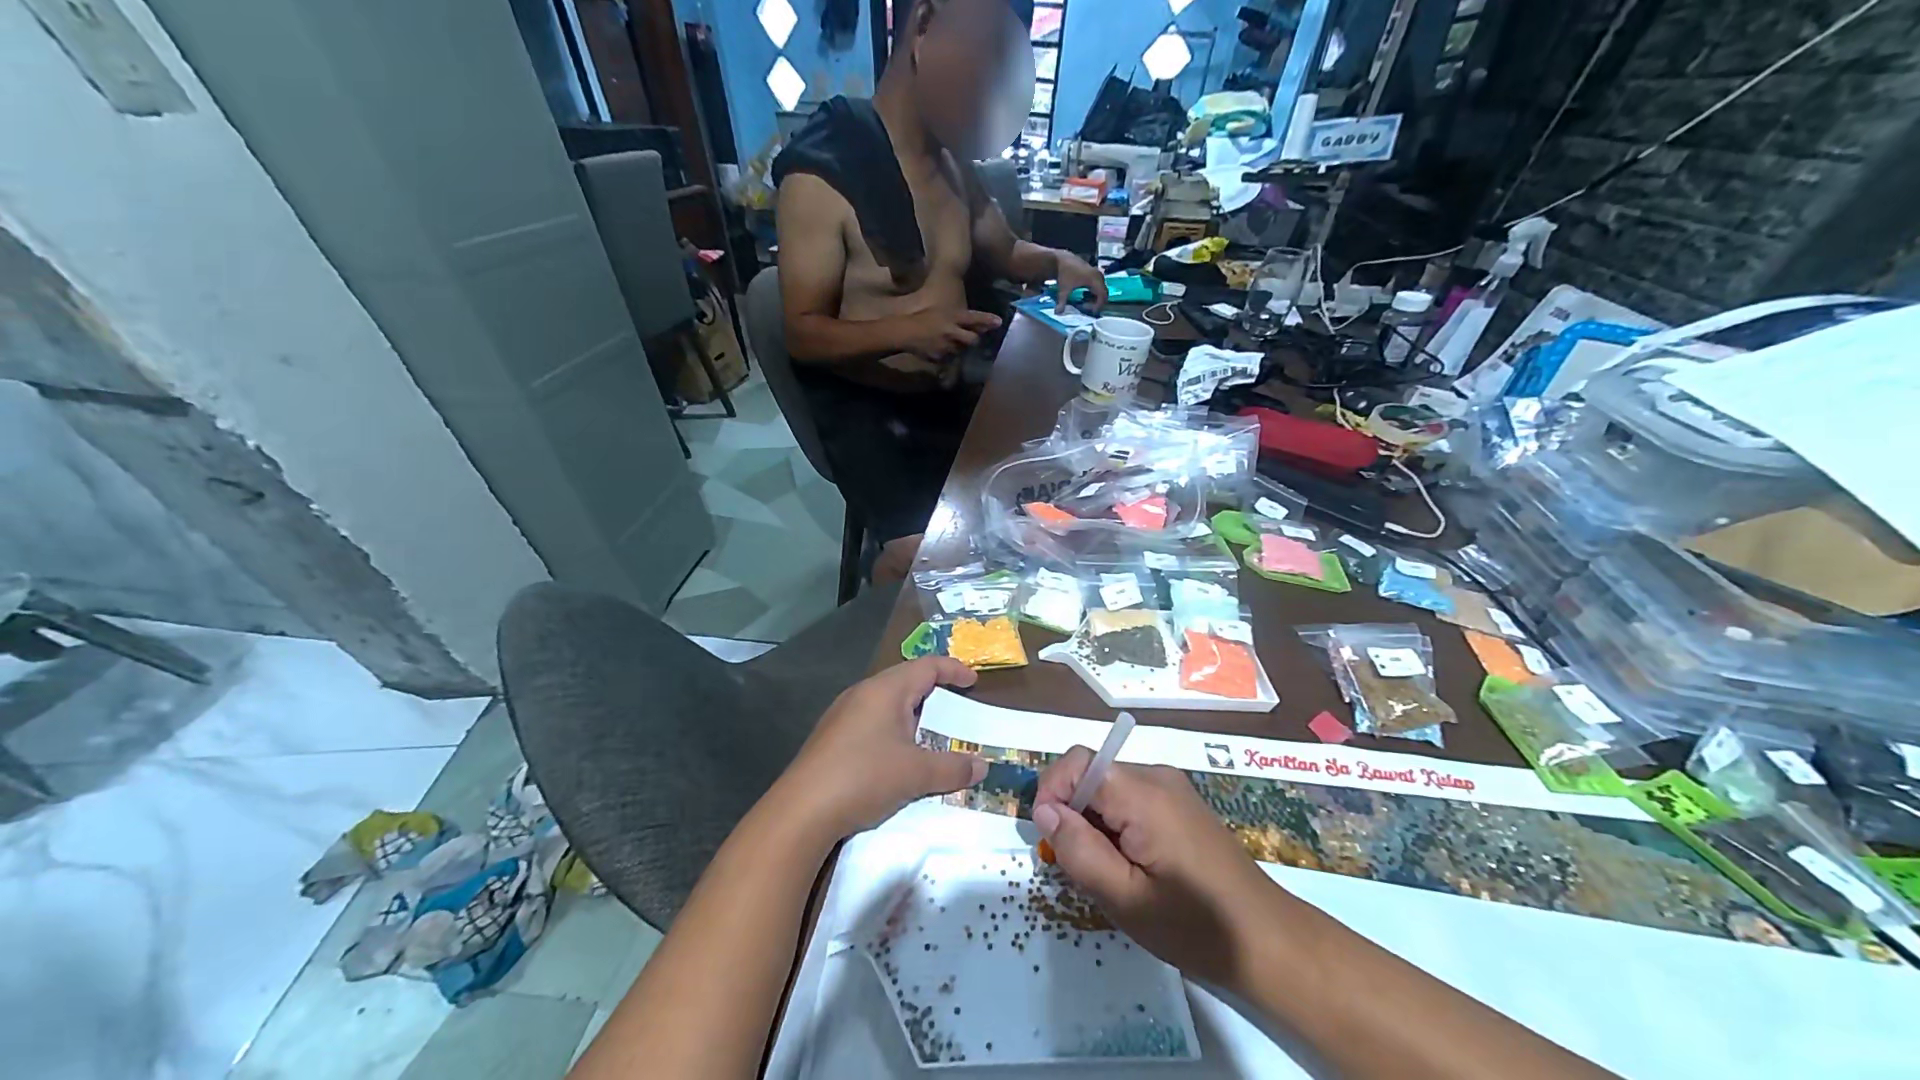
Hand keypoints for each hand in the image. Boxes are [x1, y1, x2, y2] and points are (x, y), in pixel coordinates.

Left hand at [775, 658, 985, 839]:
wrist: (802, 811)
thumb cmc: (864, 777)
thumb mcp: (916, 773)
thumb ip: (953, 767)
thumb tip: (981, 766)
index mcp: (884, 690)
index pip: (925, 667)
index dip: (953, 670)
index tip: (973, 681)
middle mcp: (862, 694)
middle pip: (905, 682)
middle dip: (933, 693)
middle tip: (957, 709)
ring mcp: (842, 716)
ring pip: (886, 705)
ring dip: (912, 716)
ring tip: (932, 737)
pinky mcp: (832, 738)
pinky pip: (871, 723)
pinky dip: (893, 732)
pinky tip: (898, 758)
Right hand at [899, 309, 1003, 359]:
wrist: (905, 332)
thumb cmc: (922, 318)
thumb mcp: (941, 313)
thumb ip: (957, 319)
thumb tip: (976, 327)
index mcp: (952, 317)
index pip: (974, 318)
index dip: (987, 320)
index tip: (999, 322)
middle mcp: (952, 331)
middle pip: (972, 339)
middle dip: (973, 339)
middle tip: (970, 338)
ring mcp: (946, 345)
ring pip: (961, 349)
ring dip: (959, 347)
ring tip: (948, 342)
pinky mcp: (940, 356)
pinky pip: (948, 357)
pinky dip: (947, 354)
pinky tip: (938, 348)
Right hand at [1031, 747, 1281, 990]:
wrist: (1268, 942)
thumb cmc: (1193, 925)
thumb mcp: (1124, 897)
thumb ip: (1079, 849)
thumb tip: (1045, 811)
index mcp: (1144, 793)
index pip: (1078, 761)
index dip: (1052, 790)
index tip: (1048, 837)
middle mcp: (1157, 778)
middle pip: (1093, 774)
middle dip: (1071, 812)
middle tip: (1076, 865)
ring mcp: (1172, 790)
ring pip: (1109, 789)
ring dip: (1092, 822)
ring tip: (1105, 873)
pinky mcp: (1180, 807)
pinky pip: (1130, 801)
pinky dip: (1114, 826)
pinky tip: (1129, 867)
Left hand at [1052, 252, 1107, 312]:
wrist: (1062, 260)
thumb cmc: (1064, 274)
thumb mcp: (1063, 289)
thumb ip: (1062, 302)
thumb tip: (1057, 313)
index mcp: (1093, 279)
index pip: (1103, 296)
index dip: (1098, 305)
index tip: (1089, 311)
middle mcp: (1098, 276)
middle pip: (1104, 293)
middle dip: (1097, 303)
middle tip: (1085, 307)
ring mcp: (1097, 273)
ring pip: (1102, 289)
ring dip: (1096, 297)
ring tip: (1084, 302)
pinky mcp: (1095, 272)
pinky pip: (1099, 285)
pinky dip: (1094, 292)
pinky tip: (1084, 294)